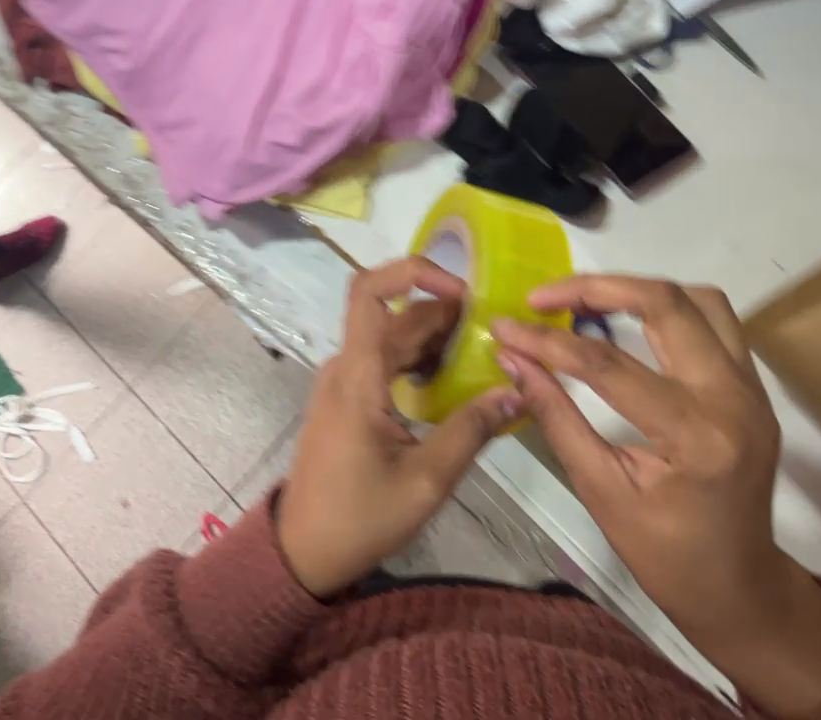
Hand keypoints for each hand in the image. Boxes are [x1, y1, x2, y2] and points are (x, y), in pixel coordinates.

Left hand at [276, 258, 521, 597]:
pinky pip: (382, 359)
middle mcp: (345, 366)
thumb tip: (517, 391)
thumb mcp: (426, 479)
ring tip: (481, 355)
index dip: (414, 272)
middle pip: (393, 314)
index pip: (370, 291)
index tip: (462, 293)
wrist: (303, 549)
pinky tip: (449, 380)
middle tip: (493, 334)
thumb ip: (472, 430)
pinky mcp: (346, 398)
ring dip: (432, 336)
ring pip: (389, 335)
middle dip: (443, 314)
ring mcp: (342, 381)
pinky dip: (416, 358)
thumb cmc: (361, 517)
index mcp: (358, 375)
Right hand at [492, 276, 820, 719]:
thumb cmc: (664, 552)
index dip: (546, 341)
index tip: (502, 326)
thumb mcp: (598, 488)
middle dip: (595, 288)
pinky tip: (625, 322)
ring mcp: (752, 388)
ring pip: (699, 300)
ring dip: (637, 290)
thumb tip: (512, 358)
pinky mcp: (752, 386)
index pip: (608, 365)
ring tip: (583, 302)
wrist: (739, 587)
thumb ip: (555, 415)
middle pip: (667, 305)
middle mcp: (734, 398)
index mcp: (696, 436)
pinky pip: (713, 321)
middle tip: (542, 297)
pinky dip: (665, 308)